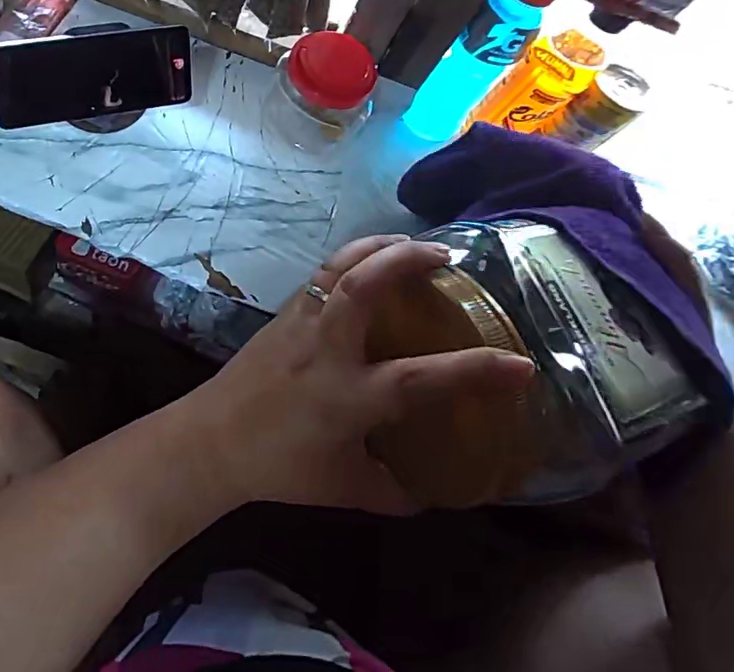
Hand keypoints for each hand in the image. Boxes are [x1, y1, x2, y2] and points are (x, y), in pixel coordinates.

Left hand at [180, 235, 534, 513]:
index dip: (473, 369)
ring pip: (335, 269)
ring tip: (408, 242)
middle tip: (443, 253)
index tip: (520, 363)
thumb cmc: (279, 467)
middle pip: (360, 286)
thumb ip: (394, 490)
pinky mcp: (281, 314)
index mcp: (348, 397)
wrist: (212, 440)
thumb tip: (434, 491)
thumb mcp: (345, 488)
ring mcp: (299, 324)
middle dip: (403, 259)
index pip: (420, 378)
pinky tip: (364, 262)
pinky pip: (318, 276)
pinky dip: (348, 260)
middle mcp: (325, 350)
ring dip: (374, 247)